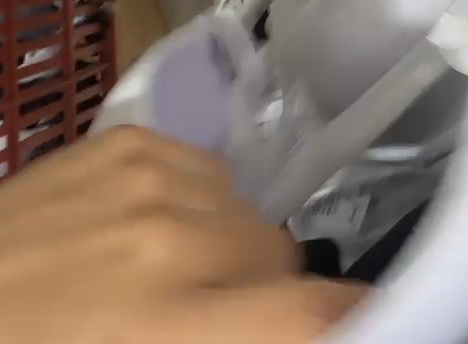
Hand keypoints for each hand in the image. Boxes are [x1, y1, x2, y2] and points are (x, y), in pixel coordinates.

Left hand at [0, 127, 362, 343]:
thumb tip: (282, 327)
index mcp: (163, 322)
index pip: (311, 311)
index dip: (348, 320)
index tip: (343, 326)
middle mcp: (168, 231)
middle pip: (280, 256)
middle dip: (260, 298)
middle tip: (206, 325)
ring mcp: (143, 172)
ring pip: (245, 213)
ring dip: (224, 251)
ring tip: (161, 284)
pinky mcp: (119, 142)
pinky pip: (205, 174)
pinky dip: (191, 210)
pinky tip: (134, 239)